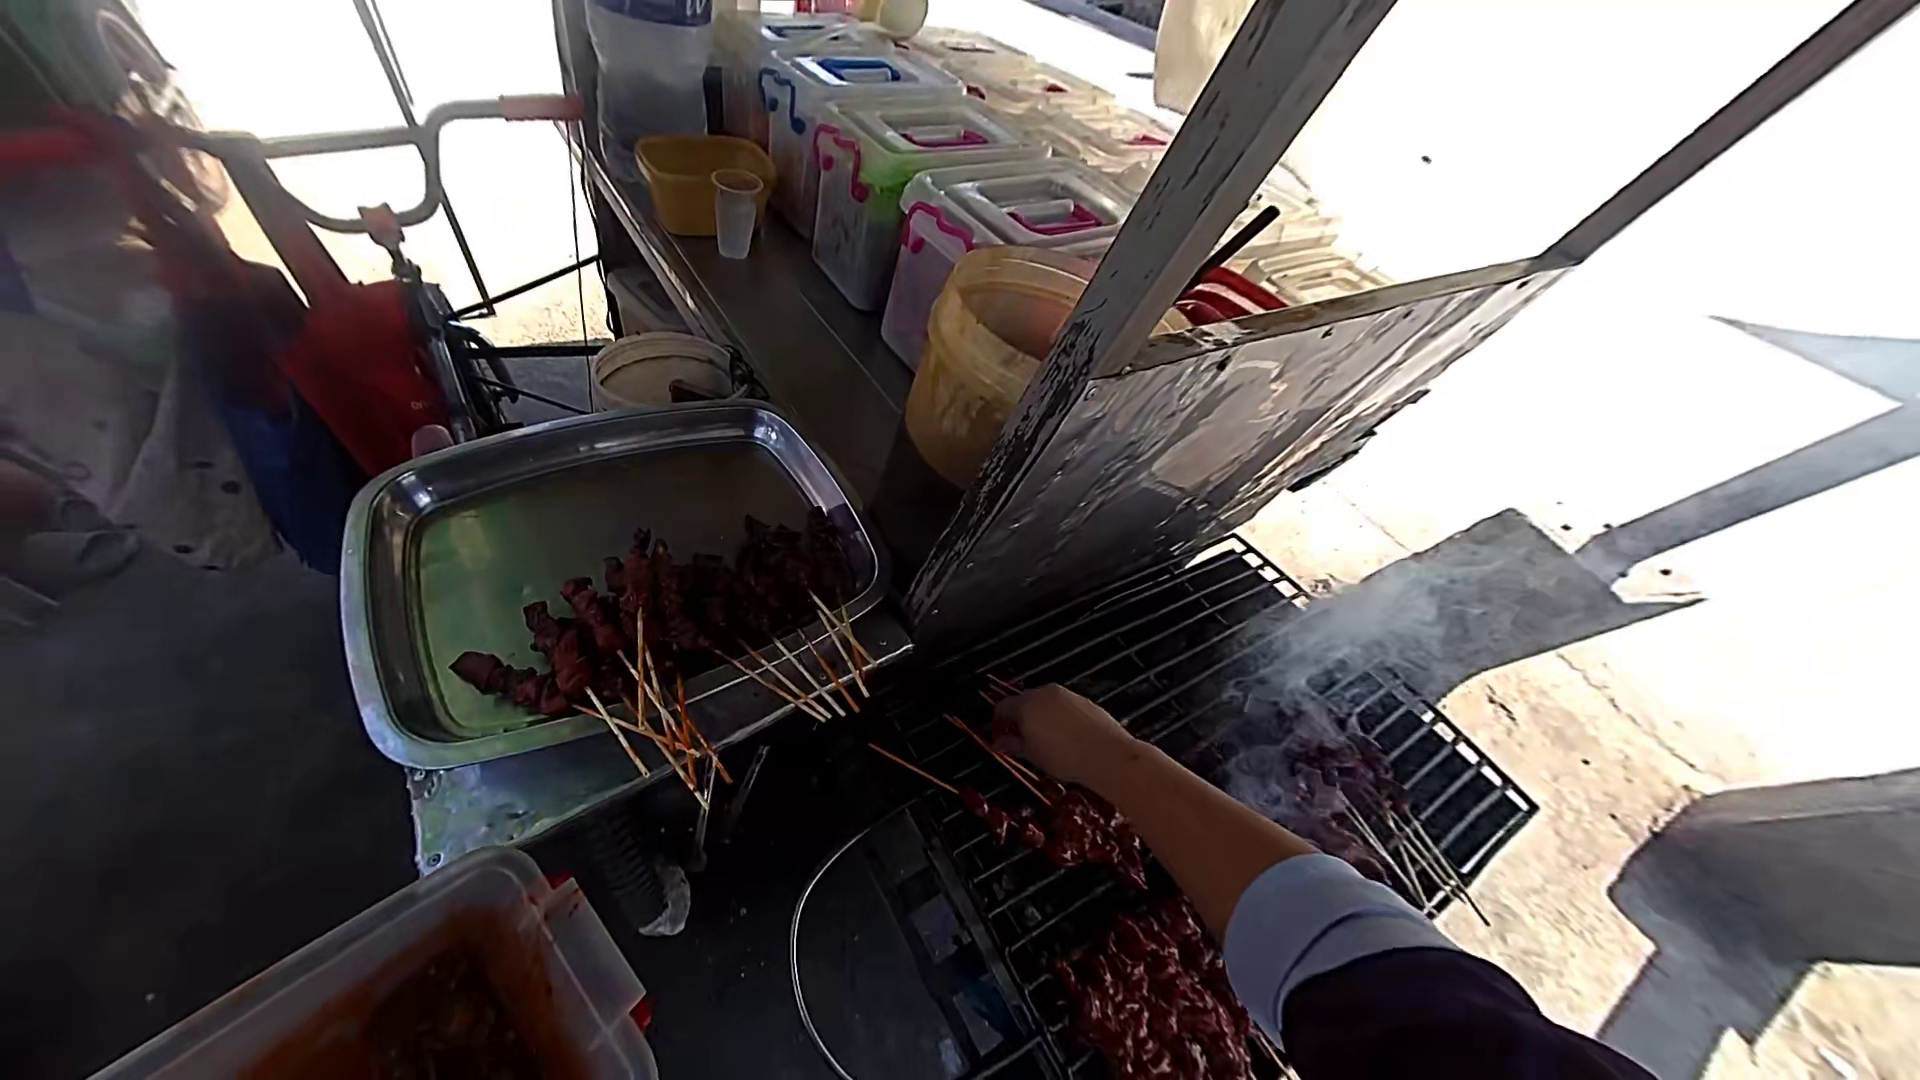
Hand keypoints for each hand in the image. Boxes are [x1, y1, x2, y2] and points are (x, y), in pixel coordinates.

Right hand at [992, 685, 1138, 787]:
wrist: (1107, 754)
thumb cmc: (1067, 757)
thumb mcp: (1033, 755)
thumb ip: (1012, 744)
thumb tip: (1000, 742)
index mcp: (1027, 705)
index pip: (1002, 706)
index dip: (998, 722)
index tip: (1000, 736)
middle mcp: (1044, 693)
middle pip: (1022, 701)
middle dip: (1019, 718)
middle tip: (1020, 740)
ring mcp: (1064, 694)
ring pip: (1043, 702)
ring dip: (1039, 716)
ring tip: (1045, 741)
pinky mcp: (1081, 699)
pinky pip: (1062, 705)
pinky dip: (1057, 716)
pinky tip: (1064, 737)